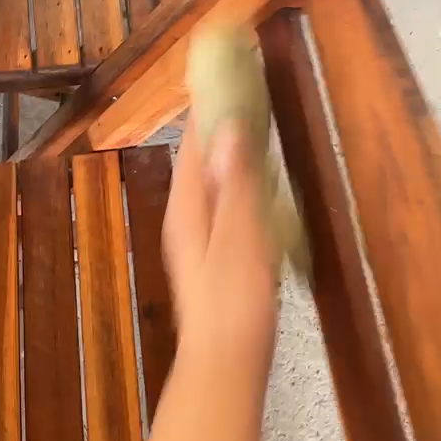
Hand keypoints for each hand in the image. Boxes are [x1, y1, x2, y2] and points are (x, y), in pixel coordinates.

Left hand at [161, 120, 280, 377]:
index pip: (192, 143)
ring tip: (254, 129)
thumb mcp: (239, 235)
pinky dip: (236, 181)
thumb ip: (233, 183)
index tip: (225, 78)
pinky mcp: (211, 253)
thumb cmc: (233, 300)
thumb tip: (228, 128)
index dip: (206, 110)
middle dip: (218, 127)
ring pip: (209, 180)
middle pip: (198, 159)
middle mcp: (184, 214)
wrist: (223, 363)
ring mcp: (196, 235)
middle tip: (247, 96)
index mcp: (186, 204)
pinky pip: (220, 200)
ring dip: (228, 153)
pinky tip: (257, 185)